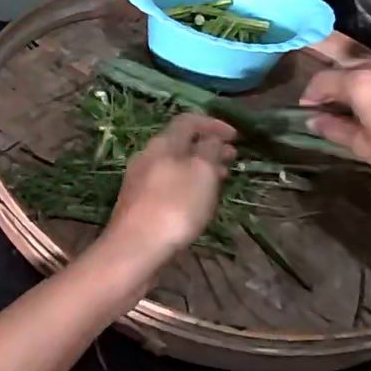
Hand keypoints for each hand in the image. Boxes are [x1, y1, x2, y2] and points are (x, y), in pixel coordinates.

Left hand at [100, 114, 235, 261]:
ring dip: (200, 167)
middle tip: (232, 157)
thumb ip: (210, 150)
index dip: (214, 124)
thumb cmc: (174, 207)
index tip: (236, 136)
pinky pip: (168, 185)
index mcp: (163, 143)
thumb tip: (212, 139)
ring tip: (221, 179)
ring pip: (175, 165)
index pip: (188, 121)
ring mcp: (140, 181)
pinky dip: (188, 184)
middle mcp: (148, 157)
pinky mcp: (139, 204)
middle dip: (209, 147)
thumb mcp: (201, 172)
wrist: (134, 249)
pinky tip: (198, 201)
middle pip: (181, 143)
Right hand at [300, 59, 370, 217]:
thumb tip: (313, 119)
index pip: (324, 79)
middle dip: (339, 86)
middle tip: (336, 108)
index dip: (310, 93)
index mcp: (363, 83)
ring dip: (369, 84)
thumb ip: (335, 129)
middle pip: (352, 69)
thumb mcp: (367, 149)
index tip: (307, 108)